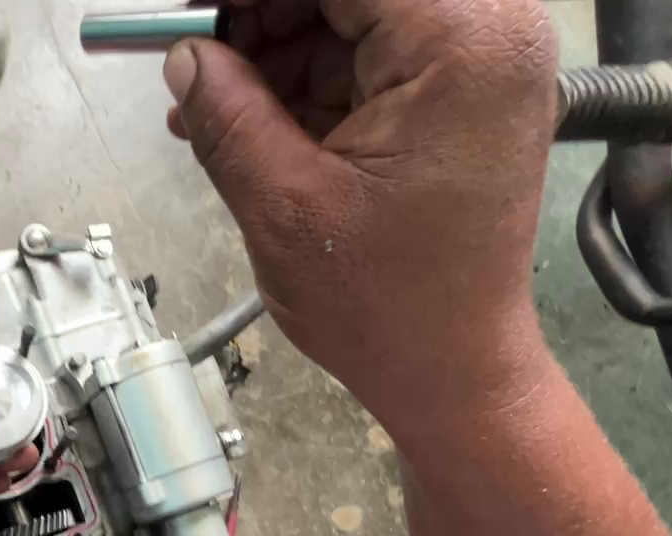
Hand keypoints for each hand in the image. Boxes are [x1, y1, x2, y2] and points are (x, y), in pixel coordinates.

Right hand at [165, 0, 558, 437]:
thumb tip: (185, 58)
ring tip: (201, 108)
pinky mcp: (451, 102)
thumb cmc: (381, 304)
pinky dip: (298, 88)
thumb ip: (228, 119)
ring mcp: (473, 66)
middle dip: (259, 16)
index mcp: (462, 41)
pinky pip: (361, 66)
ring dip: (270, 54)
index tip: (186, 12)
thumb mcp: (283, 208)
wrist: (446, 365)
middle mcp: (486, 30)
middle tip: (188, 59)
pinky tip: (241, 122)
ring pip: (349, 21)